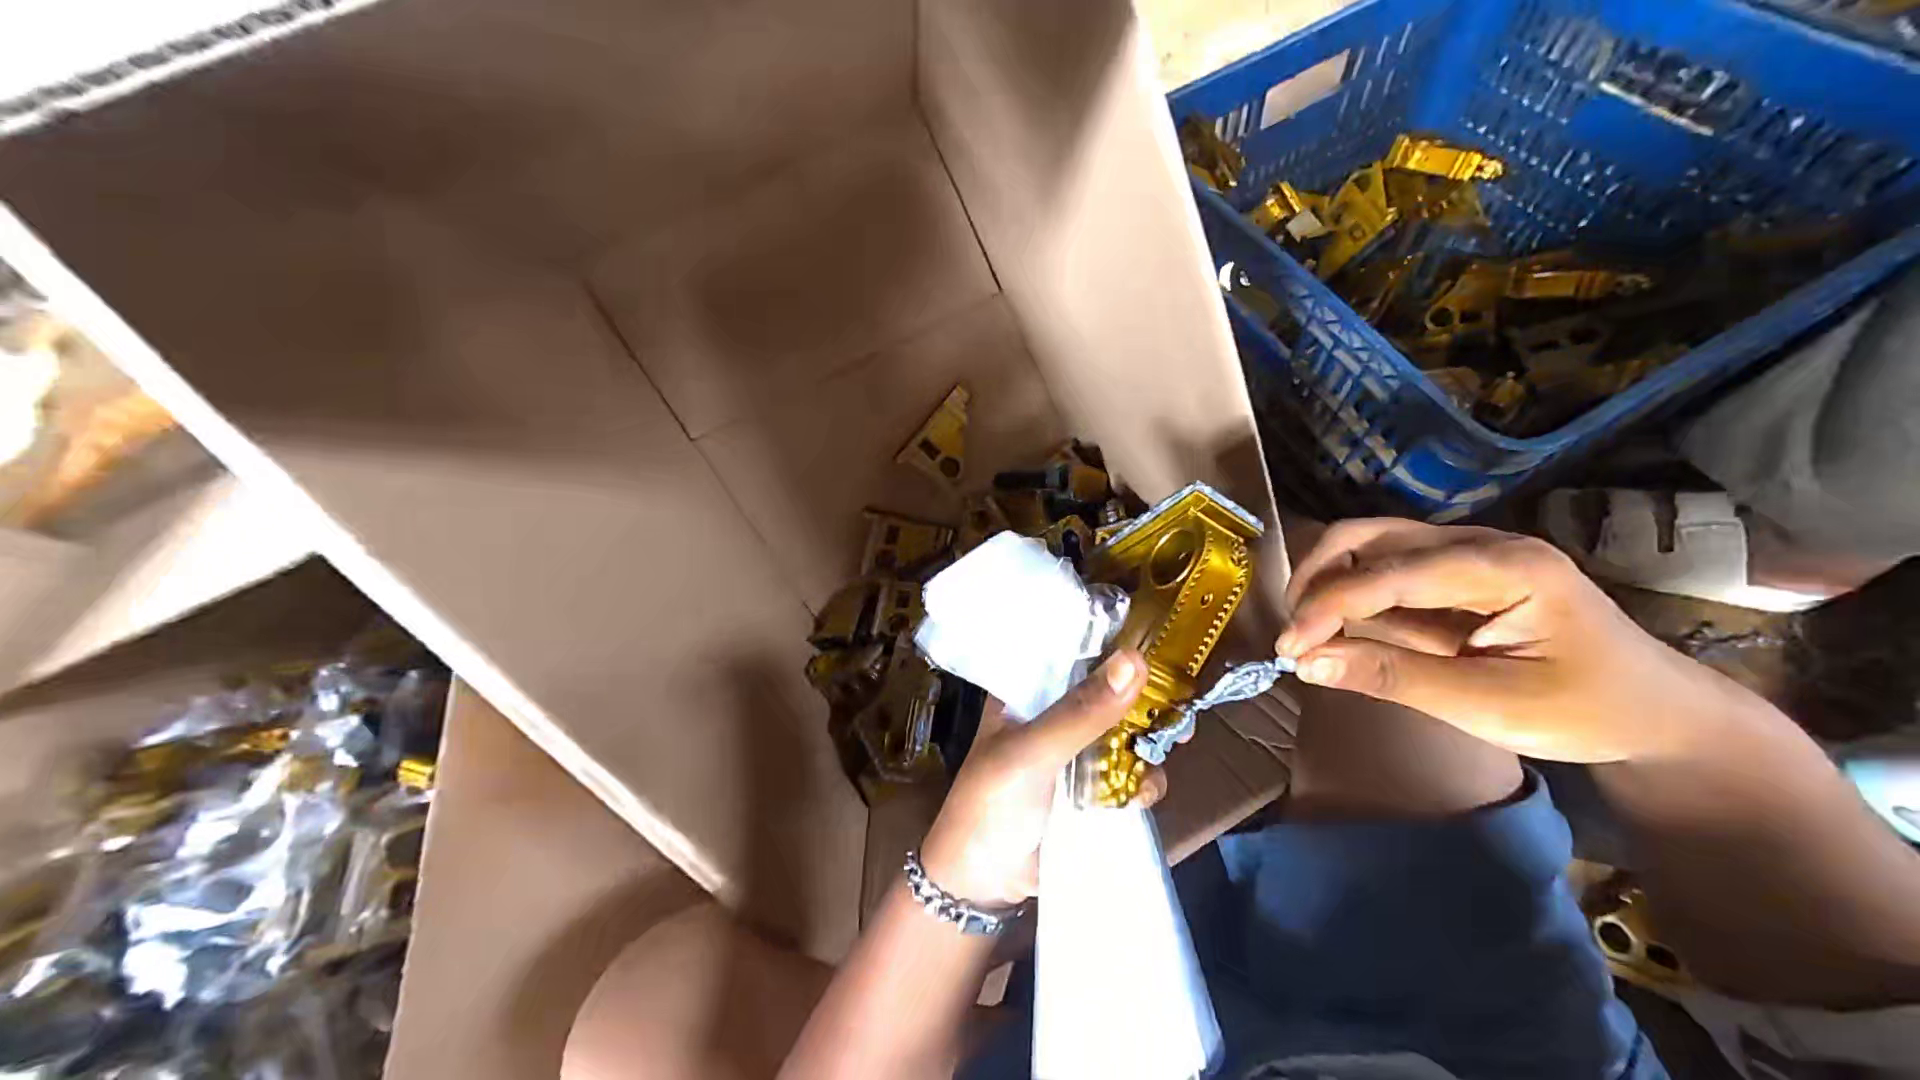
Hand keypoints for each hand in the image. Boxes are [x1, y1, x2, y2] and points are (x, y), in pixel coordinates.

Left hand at [918, 650, 1163, 906]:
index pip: (1074, 649)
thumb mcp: (1031, 753)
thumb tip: (1134, 660)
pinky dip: (1144, 780)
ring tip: (1172, 744)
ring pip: (1126, 731)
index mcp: (1027, 689)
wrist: (981, 883)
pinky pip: (1131, 773)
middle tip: (1179, 703)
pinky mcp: (1093, 788)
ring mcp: (1076, 751)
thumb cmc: (990, 804)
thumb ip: (1080, 712)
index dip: (1115, 643)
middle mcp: (1054, 712)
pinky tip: (1141, 795)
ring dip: (1150, 740)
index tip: (1159, 644)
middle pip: (1109, 690)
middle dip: (1144, 697)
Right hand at [1274, 519, 1758, 763]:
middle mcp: (1479, 542)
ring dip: (1327, 581)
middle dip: (1318, 579)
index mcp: (1505, 567)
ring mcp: (1465, 551)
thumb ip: (1394, 678)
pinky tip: (1338, 626)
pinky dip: (1349, 592)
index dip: (1328, 607)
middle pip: (1368, 535)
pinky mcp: (1452, 570)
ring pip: (1368, 544)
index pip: (1390, 575)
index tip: (1287, 649)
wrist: (1656, 713)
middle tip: (1295, 633)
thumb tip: (1307, 664)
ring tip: (1308, 630)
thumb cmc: (1585, 712)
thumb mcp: (1488, 706)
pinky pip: (1383, 568)